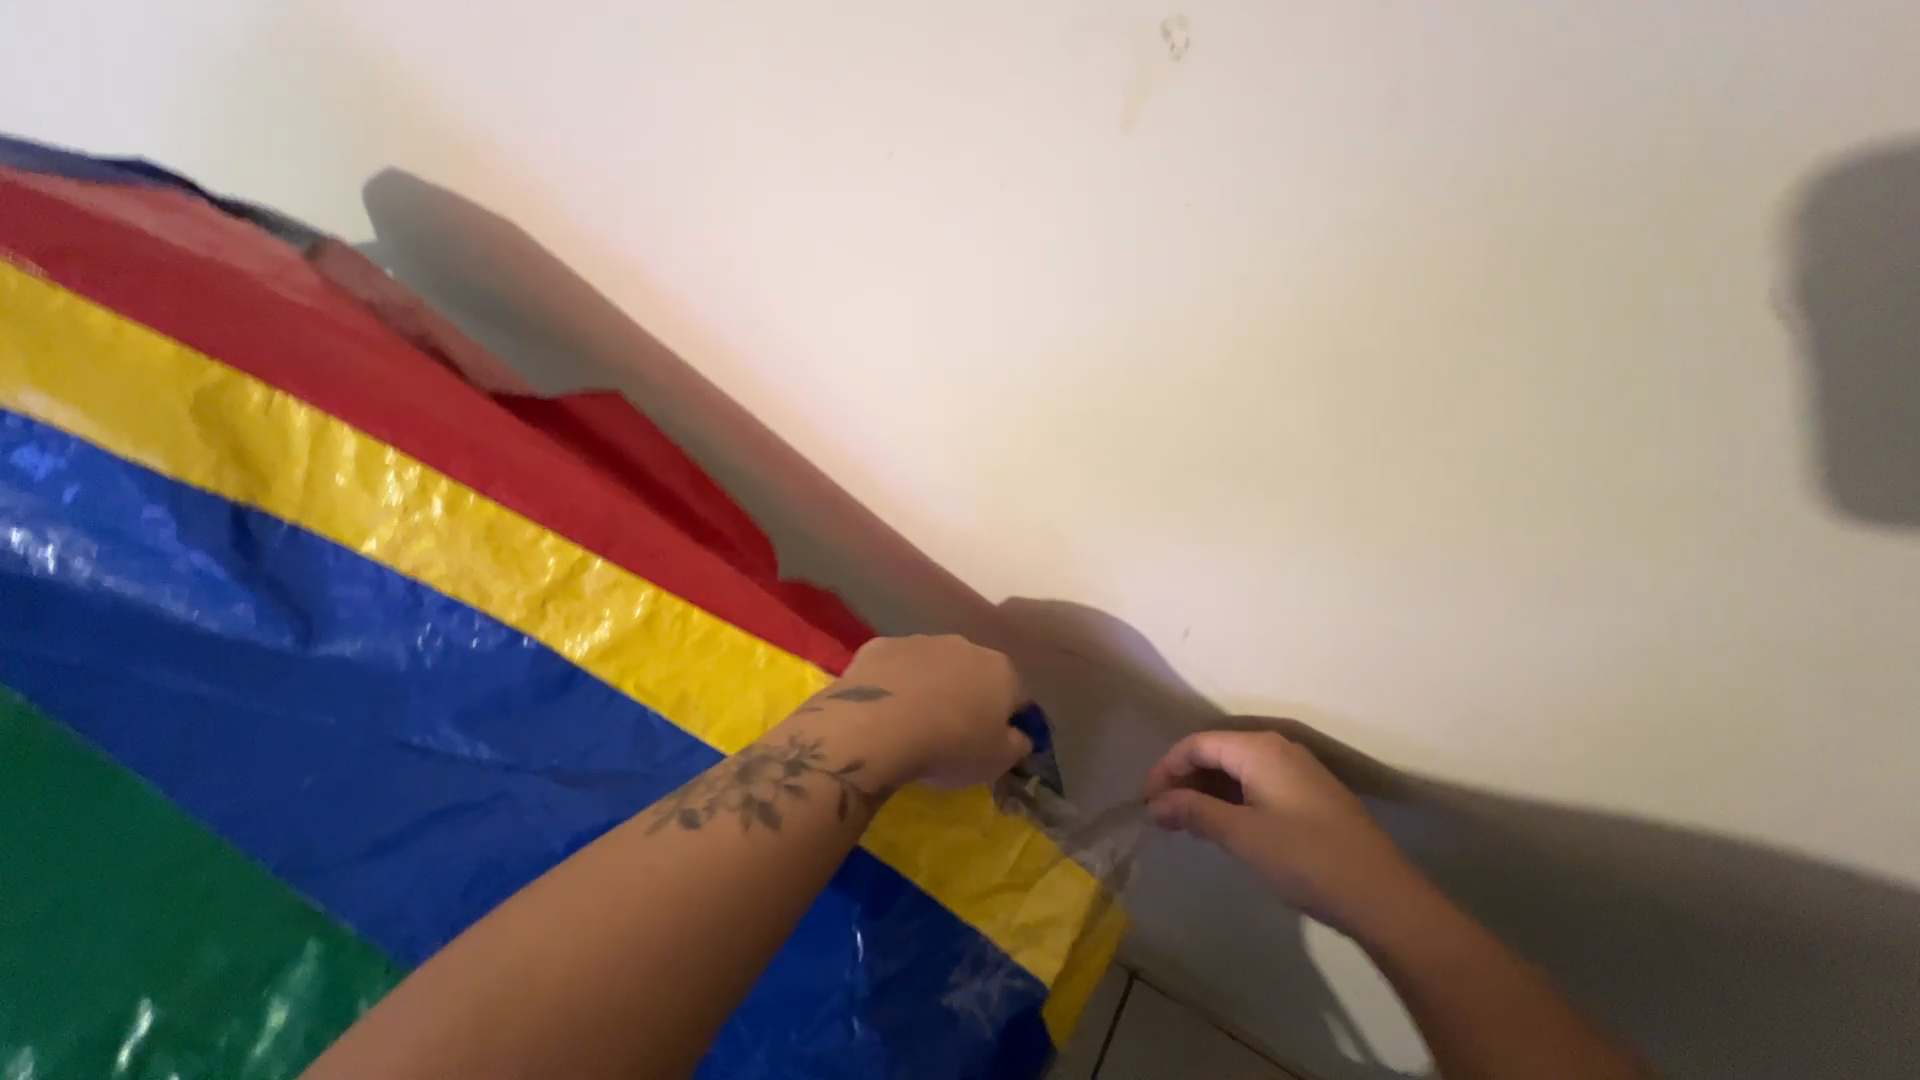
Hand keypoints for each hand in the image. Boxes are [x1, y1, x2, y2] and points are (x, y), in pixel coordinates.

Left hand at [801, 635, 1030, 789]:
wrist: (880, 727)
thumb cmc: (950, 746)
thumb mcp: (997, 761)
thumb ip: (1016, 745)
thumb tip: (1018, 736)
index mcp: (1001, 671)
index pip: (1016, 696)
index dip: (1007, 722)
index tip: (992, 744)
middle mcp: (964, 646)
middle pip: (973, 674)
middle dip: (966, 697)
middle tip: (951, 733)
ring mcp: (919, 641)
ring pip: (931, 666)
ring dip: (928, 687)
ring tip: (911, 724)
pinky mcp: (880, 646)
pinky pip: (893, 666)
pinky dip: (892, 684)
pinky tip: (881, 711)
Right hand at [1143, 731, 1422, 932]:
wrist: (1383, 897)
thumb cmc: (1305, 858)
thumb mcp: (1241, 835)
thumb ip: (1194, 812)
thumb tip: (1156, 804)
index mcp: (1259, 749)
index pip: (1197, 744)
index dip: (1166, 769)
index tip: (1146, 802)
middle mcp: (1279, 750)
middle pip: (1218, 752)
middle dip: (1185, 780)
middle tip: (1162, 815)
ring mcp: (1300, 773)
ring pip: (1239, 770)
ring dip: (1208, 792)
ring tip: (1186, 824)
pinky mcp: (1312, 797)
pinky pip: (1259, 785)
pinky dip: (1233, 800)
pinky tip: (1224, 828)